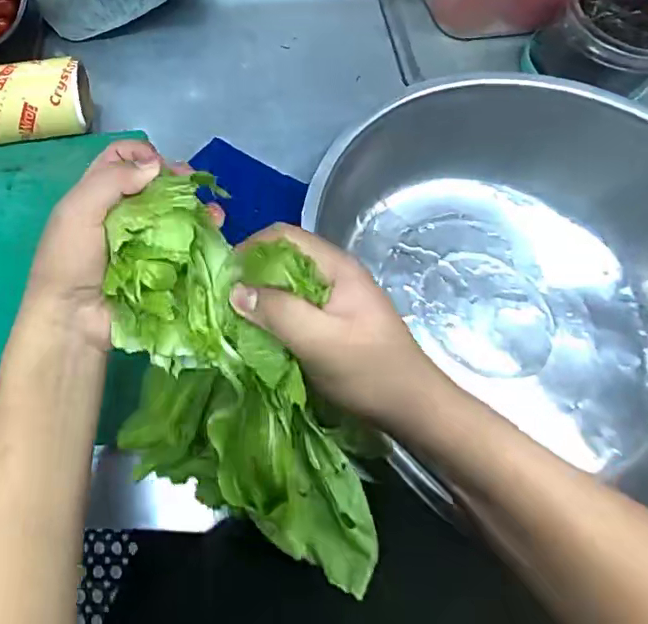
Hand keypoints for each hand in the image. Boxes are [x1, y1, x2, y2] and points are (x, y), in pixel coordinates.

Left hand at [22, 139, 216, 347]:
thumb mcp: (78, 210)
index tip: (158, 164)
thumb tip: (155, 165)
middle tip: (191, 183)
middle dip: (173, 178)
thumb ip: (112, 181)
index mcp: (94, 193)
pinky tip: (214, 229)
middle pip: (151, 182)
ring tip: (212, 210)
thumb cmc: (69, 260)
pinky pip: (183, 242)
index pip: (119, 157)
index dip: (139, 153)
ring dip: (193, 205)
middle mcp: (119, 212)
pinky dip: (200, 232)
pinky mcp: (159, 265)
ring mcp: (141, 240)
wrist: (73, 319)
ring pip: (172, 211)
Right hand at [228, 223, 454, 427]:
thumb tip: (235, 291)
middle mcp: (336, 273)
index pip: (283, 235)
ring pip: (289, 281)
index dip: (251, 248)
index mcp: (336, 266)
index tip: (228, 276)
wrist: (419, 412)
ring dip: (264, 295)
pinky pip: (297, 303)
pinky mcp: (336, 319)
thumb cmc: (371, 372)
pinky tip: (266, 332)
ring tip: (242, 316)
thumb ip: (277, 311)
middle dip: (253, 272)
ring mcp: (338, 296)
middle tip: (230, 299)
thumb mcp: (319, 342)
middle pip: (284, 256)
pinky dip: (277, 312)